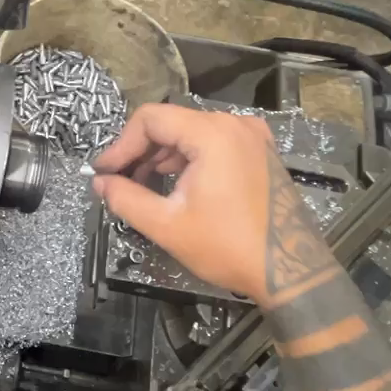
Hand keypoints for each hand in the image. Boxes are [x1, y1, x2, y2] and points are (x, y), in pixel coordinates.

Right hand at [91, 104, 331, 306]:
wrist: (291, 271)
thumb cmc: (227, 246)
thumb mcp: (166, 225)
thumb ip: (125, 198)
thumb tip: (99, 183)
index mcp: (212, 135)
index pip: (150, 119)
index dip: (120, 144)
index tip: (104, 172)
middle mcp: (235, 125)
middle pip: (170, 122)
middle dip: (139, 150)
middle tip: (118, 180)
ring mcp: (252, 137)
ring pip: (191, 132)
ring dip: (161, 155)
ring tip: (142, 185)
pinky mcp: (260, 153)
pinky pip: (213, 142)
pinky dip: (188, 158)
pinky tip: (175, 184)